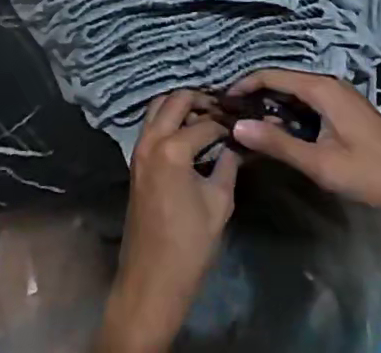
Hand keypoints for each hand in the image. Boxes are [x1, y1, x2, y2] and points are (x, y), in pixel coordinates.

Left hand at [96, 91, 239, 352]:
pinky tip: (190, 134)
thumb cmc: (189, 245)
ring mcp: (138, 151)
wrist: (151, 282)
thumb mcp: (219, 202)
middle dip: (201, 100)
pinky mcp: (135, 162)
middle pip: (176, 99)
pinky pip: (151, 125)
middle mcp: (150, 141)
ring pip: (157, 108)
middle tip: (224, 113)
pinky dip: (168, 120)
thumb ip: (229, 163)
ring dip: (181, 106)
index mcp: (172, 148)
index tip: (245, 125)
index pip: (207, 122)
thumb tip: (239, 142)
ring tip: (207, 120)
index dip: (229, 123)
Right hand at [228, 69, 380, 224]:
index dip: (244, 85)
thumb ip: (279, 143)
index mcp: (322, 89)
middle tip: (228, 115)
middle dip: (255, 95)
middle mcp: (329, 84)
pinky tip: (276, 131)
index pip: (272, 75)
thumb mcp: (320, 164)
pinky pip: (307, 102)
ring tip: (245, 123)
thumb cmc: (369, 173)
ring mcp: (338, 96)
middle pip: (282, 81)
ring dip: (270, 105)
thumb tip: (238, 126)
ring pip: (294, 92)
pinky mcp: (343, 110)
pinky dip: (287, 112)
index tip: (220, 102)